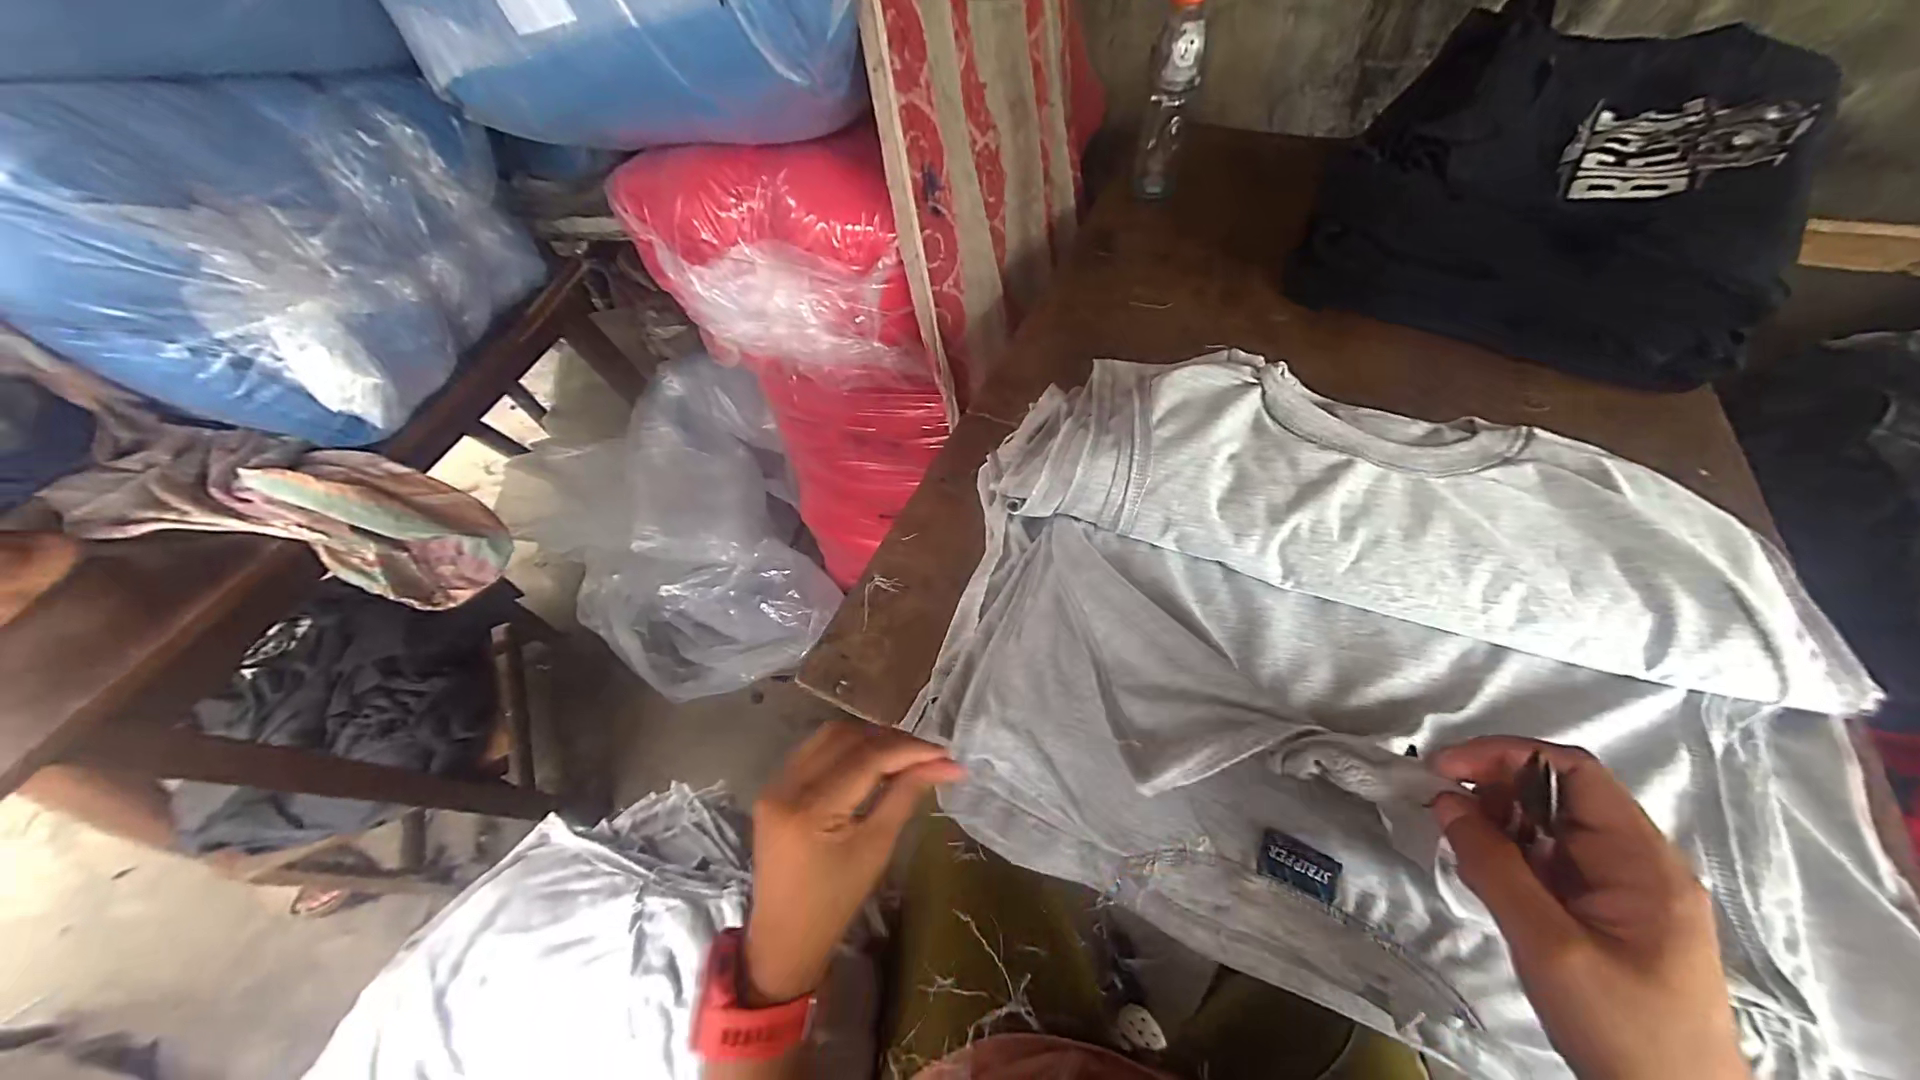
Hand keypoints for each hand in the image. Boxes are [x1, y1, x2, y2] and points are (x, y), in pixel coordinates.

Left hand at [741, 720, 965, 1005]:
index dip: (909, 749)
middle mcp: (786, 786)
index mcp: (810, 809)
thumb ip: (906, 795)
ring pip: (830, 735)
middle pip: (847, 737)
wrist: (785, 936)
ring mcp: (775, 783)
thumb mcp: (877, 848)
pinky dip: (848, 746)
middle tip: (927, 754)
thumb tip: (945, 763)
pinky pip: (816, 748)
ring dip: (870, 737)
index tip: (945, 754)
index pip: (867, 758)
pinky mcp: (775, 785)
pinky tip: (872, 759)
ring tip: (904, 754)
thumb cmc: (836, 902)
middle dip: (892, 739)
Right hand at [1429, 737, 1748, 1079]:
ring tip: (1460, 848)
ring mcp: (1620, 887)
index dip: (1505, 754)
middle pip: (1557, 792)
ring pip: (1546, 825)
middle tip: (1442, 809)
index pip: (1573, 771)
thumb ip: (1494, 866)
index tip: (1444, 769)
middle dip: (1493, 789)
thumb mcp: (1549, 945)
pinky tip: (1483, 874)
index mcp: (1643, 862)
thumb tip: (1446, 800)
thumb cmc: (1623, 1027)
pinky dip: (1505, 853)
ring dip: (1496, 822)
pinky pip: (1545, 858)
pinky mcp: (1601, 909)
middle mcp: (1636, 862)